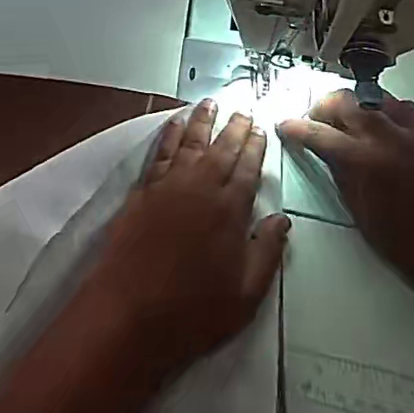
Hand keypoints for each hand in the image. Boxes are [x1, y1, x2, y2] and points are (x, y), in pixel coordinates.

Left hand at [67, 99, 290, 376]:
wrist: (131, 309)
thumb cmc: (194, 310)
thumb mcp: (245, 294)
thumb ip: (266, 252)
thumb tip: (282, 220)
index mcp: (230, 210)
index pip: (248, 169)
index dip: (256, 148)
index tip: (261, 130)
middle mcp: (201, 187)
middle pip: (222, 148)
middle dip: (234, 127)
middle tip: (242, 109)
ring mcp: (170, 184)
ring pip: (190, 141)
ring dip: (202, 120)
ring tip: (210, 102)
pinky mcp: (144, 188)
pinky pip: (161, 151)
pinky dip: (170, 133)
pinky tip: (174, 123)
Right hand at [278, 90, 413, 306]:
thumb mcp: (363, 216)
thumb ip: (342, 177)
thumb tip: (327, 156)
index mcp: (364, 162)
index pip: (318, 132)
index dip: (296, 127)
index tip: (287, 125)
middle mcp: (387, 138)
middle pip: (344, 100)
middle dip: (323, 106)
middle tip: (315, 119)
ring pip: (372, 96)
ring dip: (353, 102)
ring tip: (345, 118)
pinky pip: (401, 106)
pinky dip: (384, 109)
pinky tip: (381, 124)